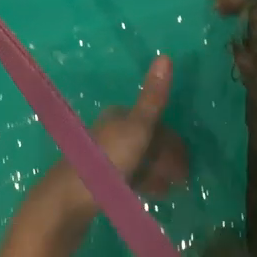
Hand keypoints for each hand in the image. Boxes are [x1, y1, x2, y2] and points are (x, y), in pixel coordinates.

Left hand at [1, 56, 188, 256]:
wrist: (68, 200)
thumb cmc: (107, 161)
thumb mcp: (136, 129)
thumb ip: (153, 98)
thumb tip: (165, 56)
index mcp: (120, 115)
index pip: (155, 122)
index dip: (173, 142)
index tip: (188, 163)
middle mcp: (112, 130)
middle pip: (147, 140)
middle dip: (167, 158)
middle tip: (184, 179)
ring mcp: (104, 155)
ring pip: (139, 158)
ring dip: (157, 171)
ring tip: (172, 189)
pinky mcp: (99, 179)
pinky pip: (130, 175)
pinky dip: (144, 181)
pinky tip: (153, 194)